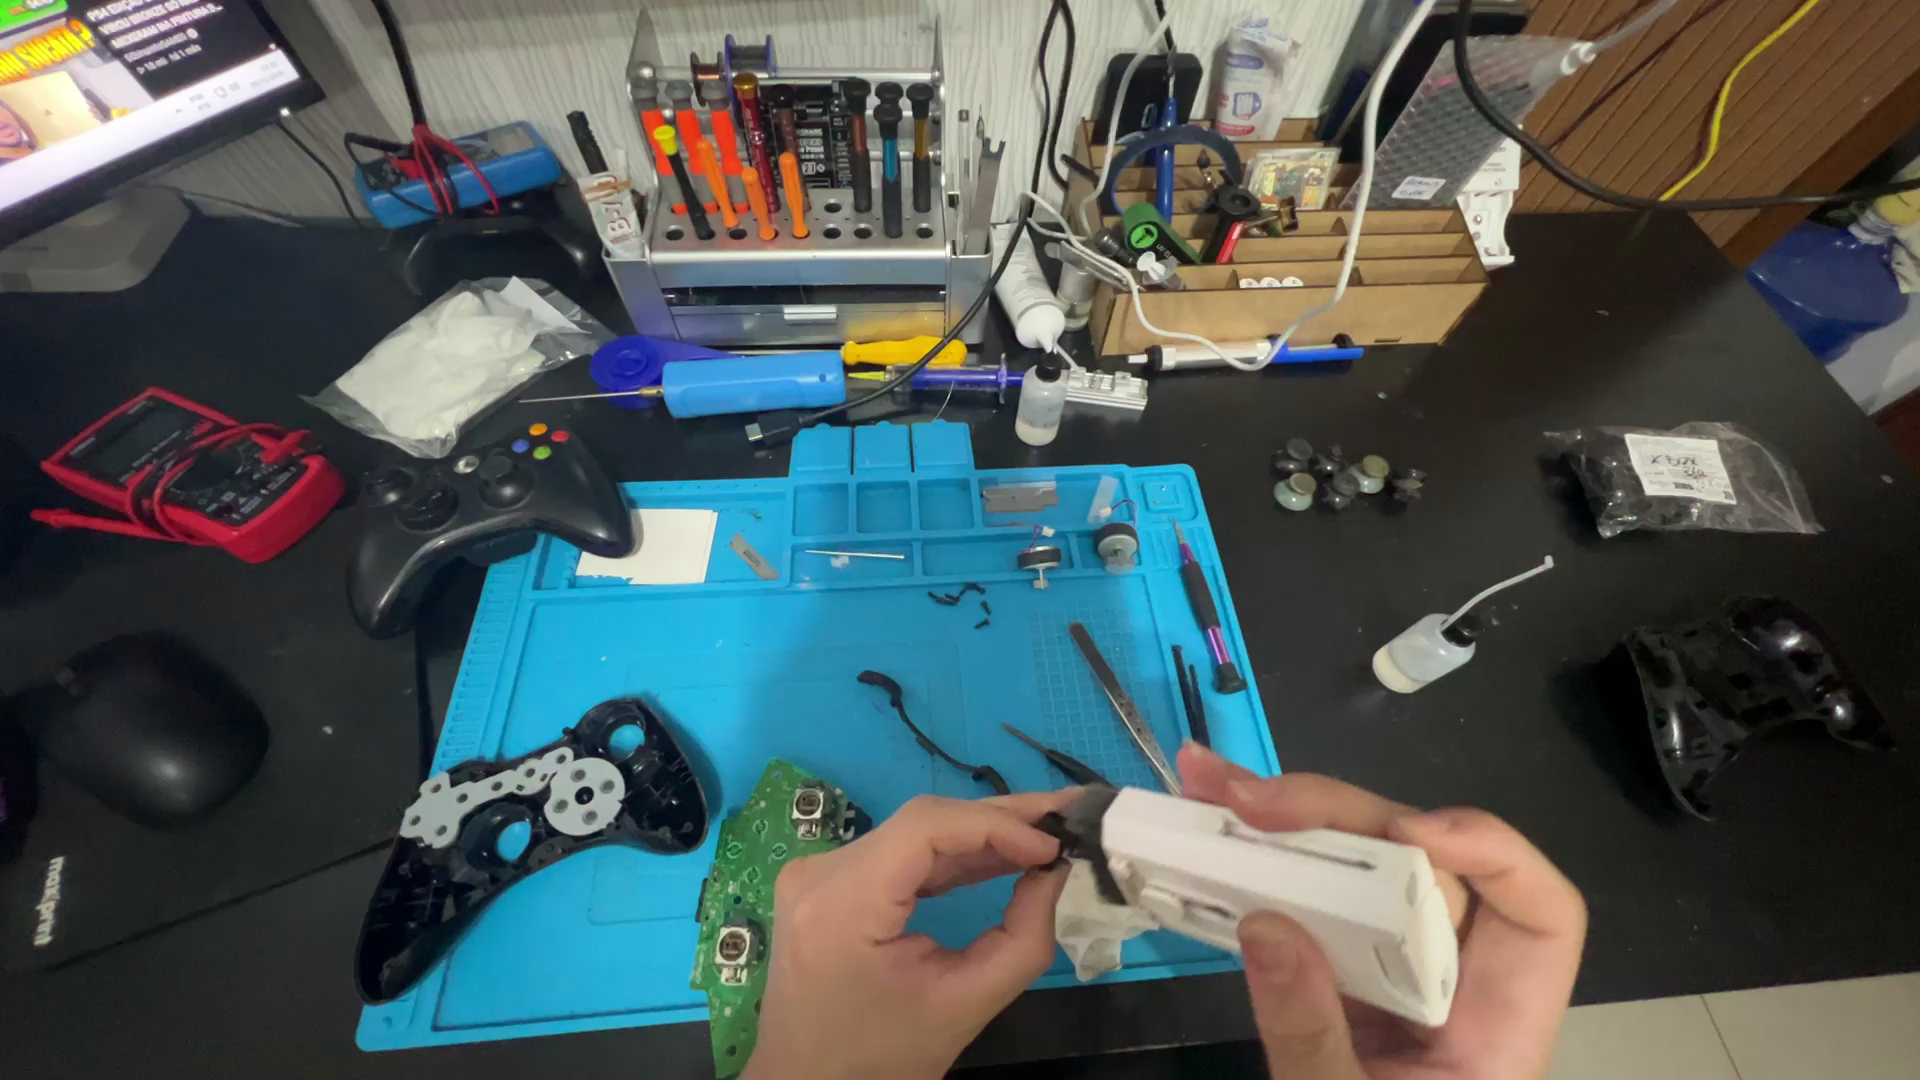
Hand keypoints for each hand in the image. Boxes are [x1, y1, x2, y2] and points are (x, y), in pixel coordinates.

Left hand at [744, 792, 1072, 1079]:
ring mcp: (822, 869)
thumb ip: (1021, 939)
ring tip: (1045, 829)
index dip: (994, 825)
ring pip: (917, 832)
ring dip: (983, 832)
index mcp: (841, 902)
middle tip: (1065, 812)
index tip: (1052, 844)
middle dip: (1000, 818)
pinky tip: (1003, 852)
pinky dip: (956, 854)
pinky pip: (904, 852)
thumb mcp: (962, 1008)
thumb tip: (1056, 871)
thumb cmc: (881, 1062)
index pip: (925, 829)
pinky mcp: (833, 878)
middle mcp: (822, 870)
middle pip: (923, 822)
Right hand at [1180, 744, 1585, 1079]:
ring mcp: (1374, 955)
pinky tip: (1201, 806)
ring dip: (1272, 809)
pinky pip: (1295, 880)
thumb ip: (1311, 1038)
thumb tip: (1267, 923)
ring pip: (1346, 854)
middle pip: (1412, 858)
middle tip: (1246, 799)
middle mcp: (1437, 970)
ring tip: (1205, 778)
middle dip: (1330, 813)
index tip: (1407, 832)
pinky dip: (1247, 843)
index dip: (1487, 851)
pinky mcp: (1320, 950)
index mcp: (1488, 1026)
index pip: (1536, 914)